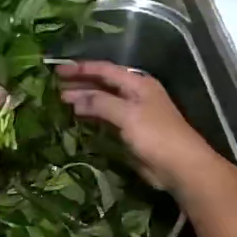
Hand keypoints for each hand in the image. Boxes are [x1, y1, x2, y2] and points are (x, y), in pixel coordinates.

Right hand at [57, 60, 219, 193]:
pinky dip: (92, 114)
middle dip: (80, 84)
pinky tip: (78, 116)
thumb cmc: (156, 135)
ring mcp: (133, 113)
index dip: (81, 69)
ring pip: (103, 100)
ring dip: (84, 99)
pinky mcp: (131, 131)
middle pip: (103, 84)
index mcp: (138, 83)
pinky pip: (106, 117)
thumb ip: (100, 102)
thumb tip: (75, 98)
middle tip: (55, 86)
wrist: (181, 167)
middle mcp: (135, 94)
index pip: (105, 70)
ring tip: (62, 100)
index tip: (58, 71)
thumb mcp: (127, 115)